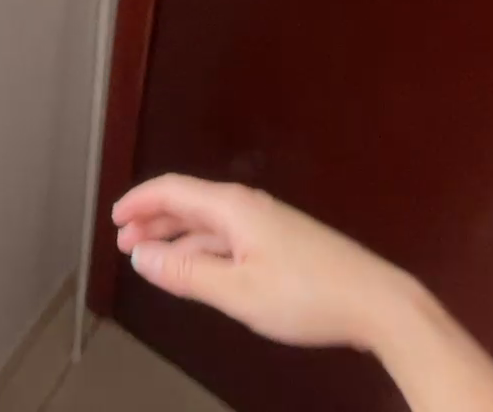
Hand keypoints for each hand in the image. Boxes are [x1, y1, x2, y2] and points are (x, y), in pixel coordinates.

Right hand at [113, 174, 418, 349]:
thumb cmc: (308, 295)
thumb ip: (185, 275)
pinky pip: (225, 238)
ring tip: (151, 258)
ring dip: (174, 238)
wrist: (378, 303)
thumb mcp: (238, 291)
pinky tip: (194, 270)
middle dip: (152, 220)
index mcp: (231, 207)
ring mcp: (263, 222)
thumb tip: (142, 257)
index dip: (139, 201)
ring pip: (206, 223)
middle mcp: (244, 206)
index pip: (171, 190)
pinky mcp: (278, 242)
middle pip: (186, 204)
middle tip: (124, 242)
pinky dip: (200, 250)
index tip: (115, 218)